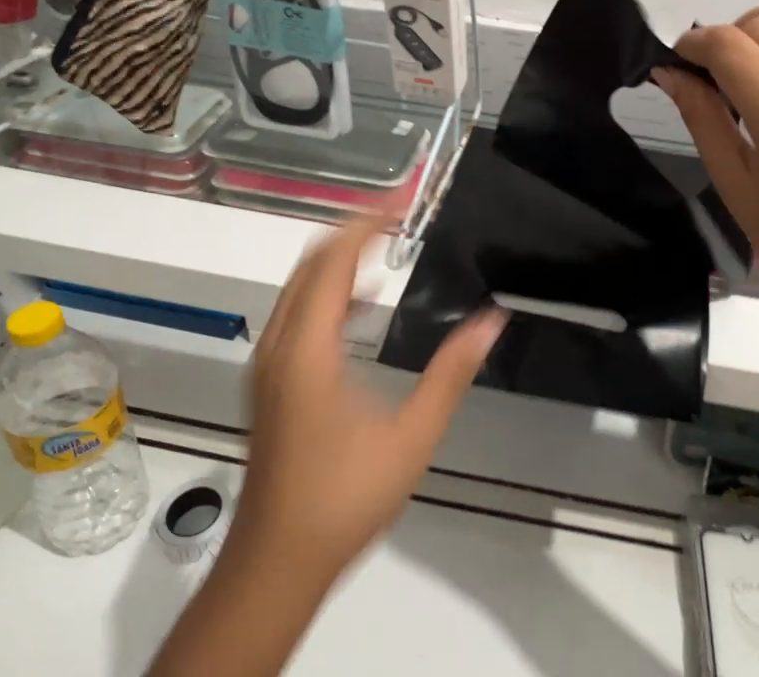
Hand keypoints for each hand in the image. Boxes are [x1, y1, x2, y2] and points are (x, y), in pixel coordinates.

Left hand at [232, 217, 506, 581]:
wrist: (277, 560)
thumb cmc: (346, 498)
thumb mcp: (413, 435)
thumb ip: (452, 372)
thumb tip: (492, 320)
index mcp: (308, 350)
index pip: (332, 261)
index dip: (366, 222)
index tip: (403, 198)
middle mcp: (278, 347)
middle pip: (308, 266)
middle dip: (351, 231)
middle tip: (399, 214)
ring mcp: (266, 367)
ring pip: (298, 290)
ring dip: (338, 262)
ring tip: (387, 250)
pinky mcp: (268, 385)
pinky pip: (295, 316)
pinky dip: (327, 294)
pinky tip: (362, 308)